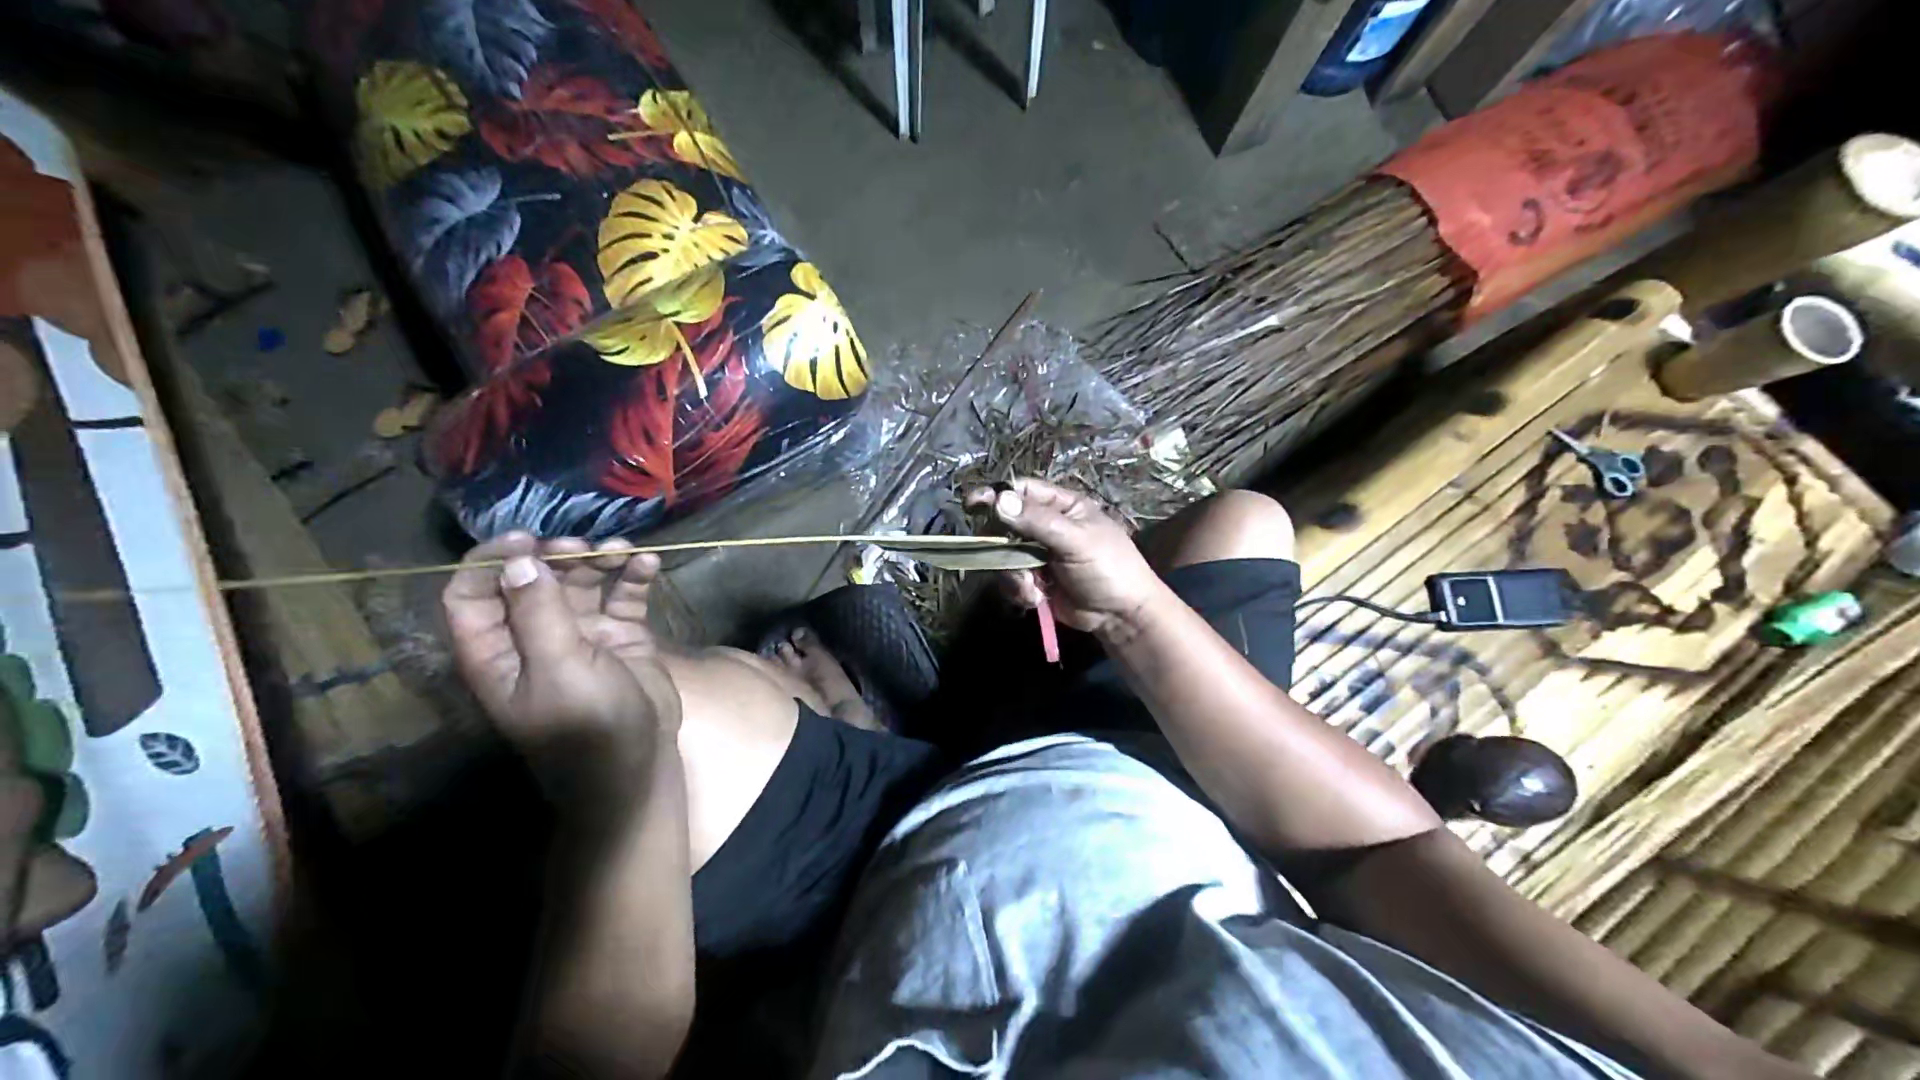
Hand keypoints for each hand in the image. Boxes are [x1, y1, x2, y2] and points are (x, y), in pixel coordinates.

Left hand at [444, 533, 681, 794]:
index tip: (526, 539)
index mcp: (497, 651)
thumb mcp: (558, 671)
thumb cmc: (587, 727)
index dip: (490, 561)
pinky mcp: (621, 636)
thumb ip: (538, 614)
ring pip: (581, 582)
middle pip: (533, 580)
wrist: (640, 766)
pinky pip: (624, 596)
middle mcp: (534, 637)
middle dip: (555, 556)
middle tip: (582, 546)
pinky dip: (634, 576)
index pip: (471, 595)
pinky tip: (648, 563)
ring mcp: (581, 635)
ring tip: (623, 550)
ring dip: (599, 560)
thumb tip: (519, 561)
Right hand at [964, 478, 1167, 636]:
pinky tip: (1036, 599)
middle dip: (1003, 545)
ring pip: (1004, 556)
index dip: (998, 495)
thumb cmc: (1109, 568)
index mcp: (1063, 506)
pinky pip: (1010, 579)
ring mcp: (1039, 554)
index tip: (974, 504)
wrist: (1121, 616)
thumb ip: (1038, 521)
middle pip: (1006, 525)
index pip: (1023, 491)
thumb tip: (1000, 501)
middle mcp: (1047, 526)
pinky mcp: (1034, 580)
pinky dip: (1019, 590)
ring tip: (1032, 587)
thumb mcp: (1076, 540)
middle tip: (1006, 558)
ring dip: (1013, 574)